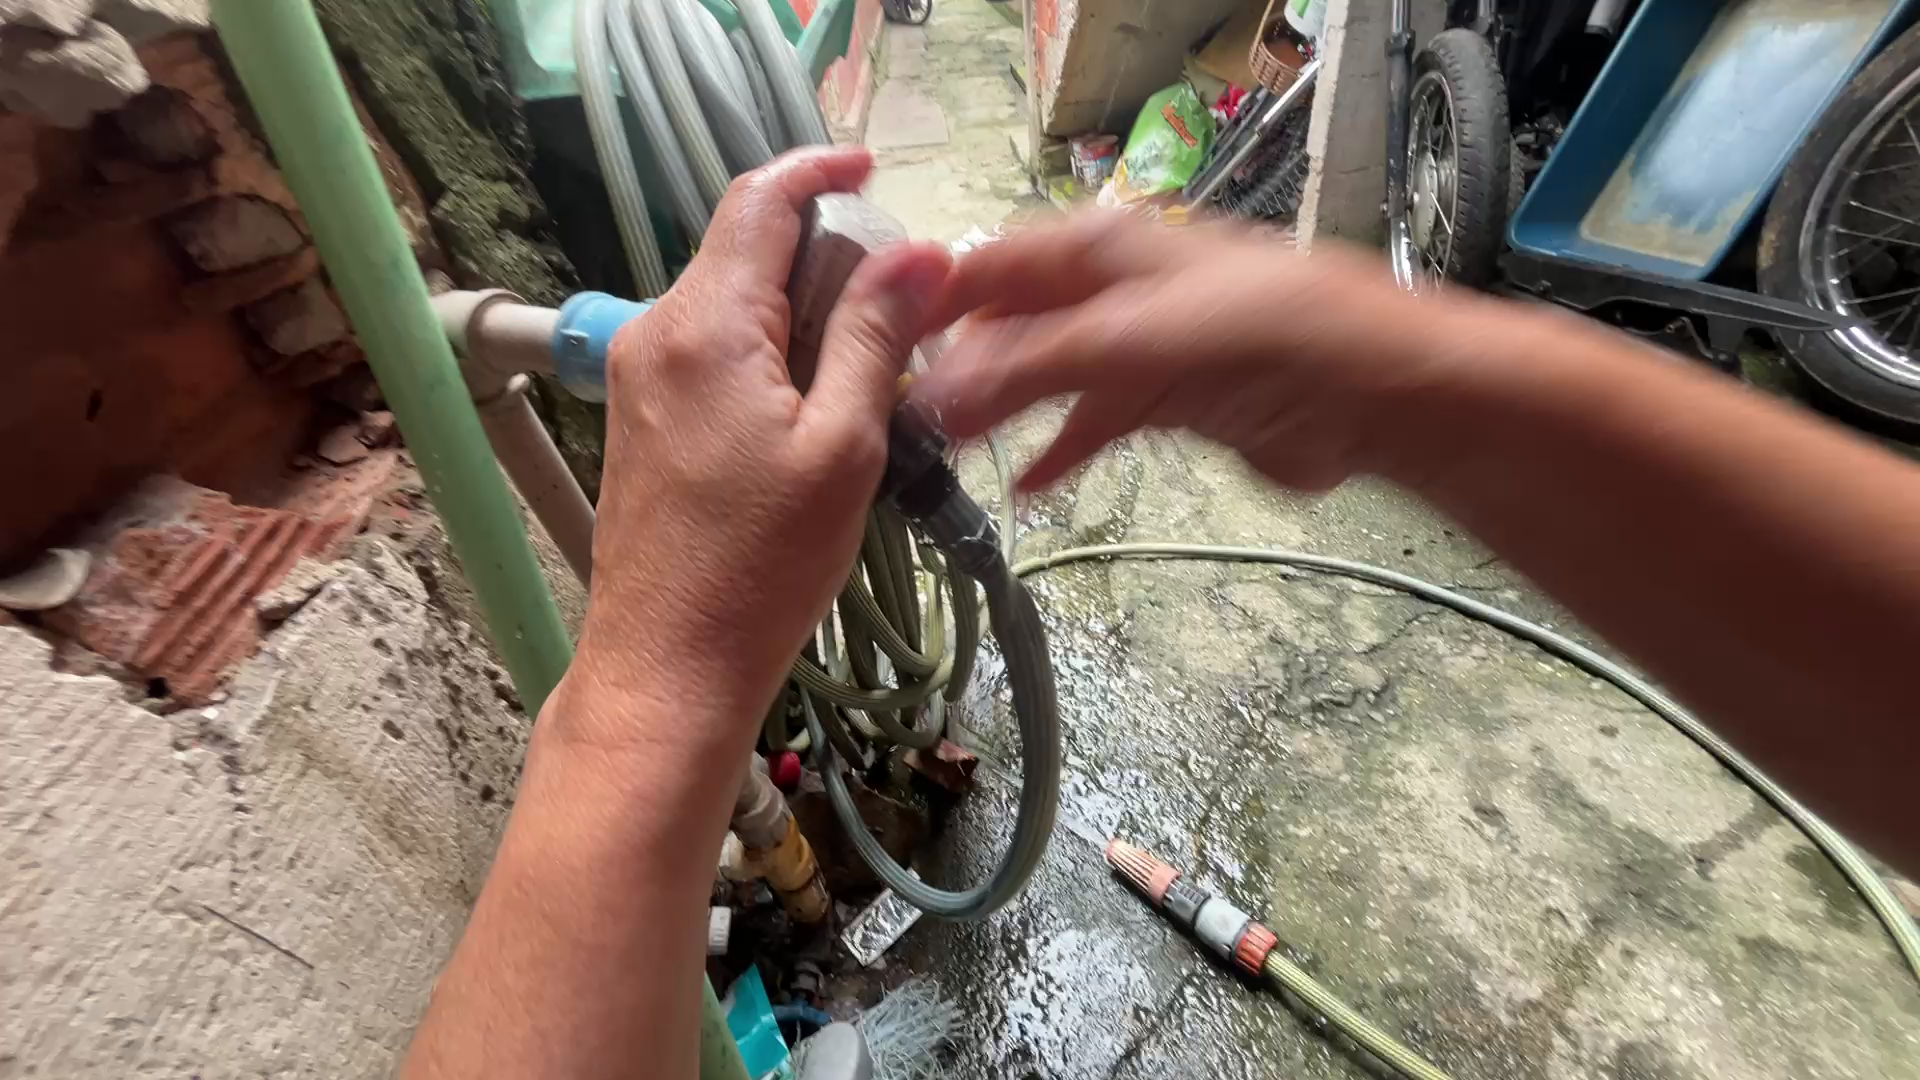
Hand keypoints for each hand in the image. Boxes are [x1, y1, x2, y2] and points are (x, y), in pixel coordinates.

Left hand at [562, 146, 951, 751]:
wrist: (670, 660)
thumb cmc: (765, 563)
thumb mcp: (842, 446)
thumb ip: (874, 338)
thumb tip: (920, 253)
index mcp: (706, 323)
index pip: (758, 201)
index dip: (818, 170)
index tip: (870, 171)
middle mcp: (656, 331)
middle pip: (745, 252)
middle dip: (823, 258)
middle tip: (894, 312)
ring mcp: (640, 377)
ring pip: (733, 305)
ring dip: (801, 315)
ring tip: (864, 375)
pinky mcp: (642, 418)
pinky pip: (713, 353)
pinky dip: (769, 354)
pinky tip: (809, 410)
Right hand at [913, 213, 1482, 492]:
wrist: (1371, 395)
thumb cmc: (1263, 339)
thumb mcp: (1135, 343)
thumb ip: (1033, 369)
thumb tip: (935, 397)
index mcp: (1098, 251)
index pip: (989, 265)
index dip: (932, 305)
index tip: (880, 356)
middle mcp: (1106, 294)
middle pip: (1008, 327)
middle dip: (959, 370)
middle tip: (911, 423)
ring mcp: (1130, 350)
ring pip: (1041, 380)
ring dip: (999, 415)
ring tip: (951, 455)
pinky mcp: (1156, 403)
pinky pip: (1088, 427)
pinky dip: (1058, 455)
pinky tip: (1026, 489)